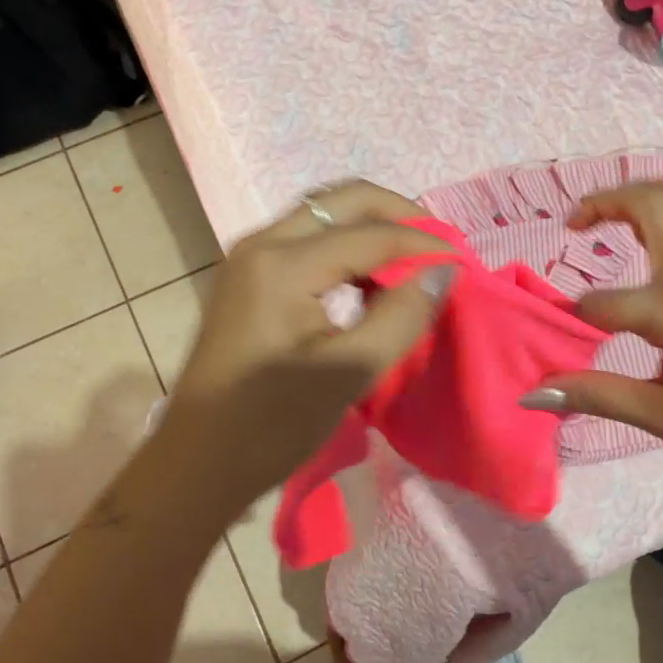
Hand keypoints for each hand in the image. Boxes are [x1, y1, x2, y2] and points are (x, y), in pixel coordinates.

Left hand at [157, 181, 455, 505]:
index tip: (463, 263)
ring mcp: (247, 259)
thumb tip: (442, 272)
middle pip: (341, 201)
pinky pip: (303, 242)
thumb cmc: (272, 424)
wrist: (199, 461)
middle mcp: (261, 244)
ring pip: (321, 217)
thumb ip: (402, 316)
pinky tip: (367, 283)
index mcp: (283, 264)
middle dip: (396, 215)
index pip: (370, 234)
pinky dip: (342, 249)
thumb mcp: (347, 374)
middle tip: (437, 246)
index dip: (422, 244)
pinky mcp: (245, 279)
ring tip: (409, 265)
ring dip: (368, 230)